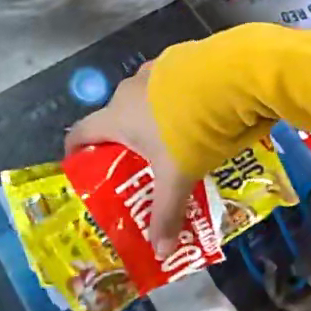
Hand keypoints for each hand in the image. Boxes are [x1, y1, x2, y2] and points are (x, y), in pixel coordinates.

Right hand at [65, 63, 200, 255]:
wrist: (233, 77)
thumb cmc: (191, 131)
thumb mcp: (179, 176)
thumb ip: (166, 212)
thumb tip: (161, 253)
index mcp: (116, 117)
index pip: (80, 132)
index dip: (76, 150)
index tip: (81, 166)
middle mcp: (127, 89)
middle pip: (114, 117)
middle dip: (122, 140)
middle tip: (138, 164)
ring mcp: (154, 69)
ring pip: (143, 97)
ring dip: (151, 116)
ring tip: (172, 139)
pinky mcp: (181, 57)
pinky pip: (169, 82)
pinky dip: (175, 98)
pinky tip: (197, 112)